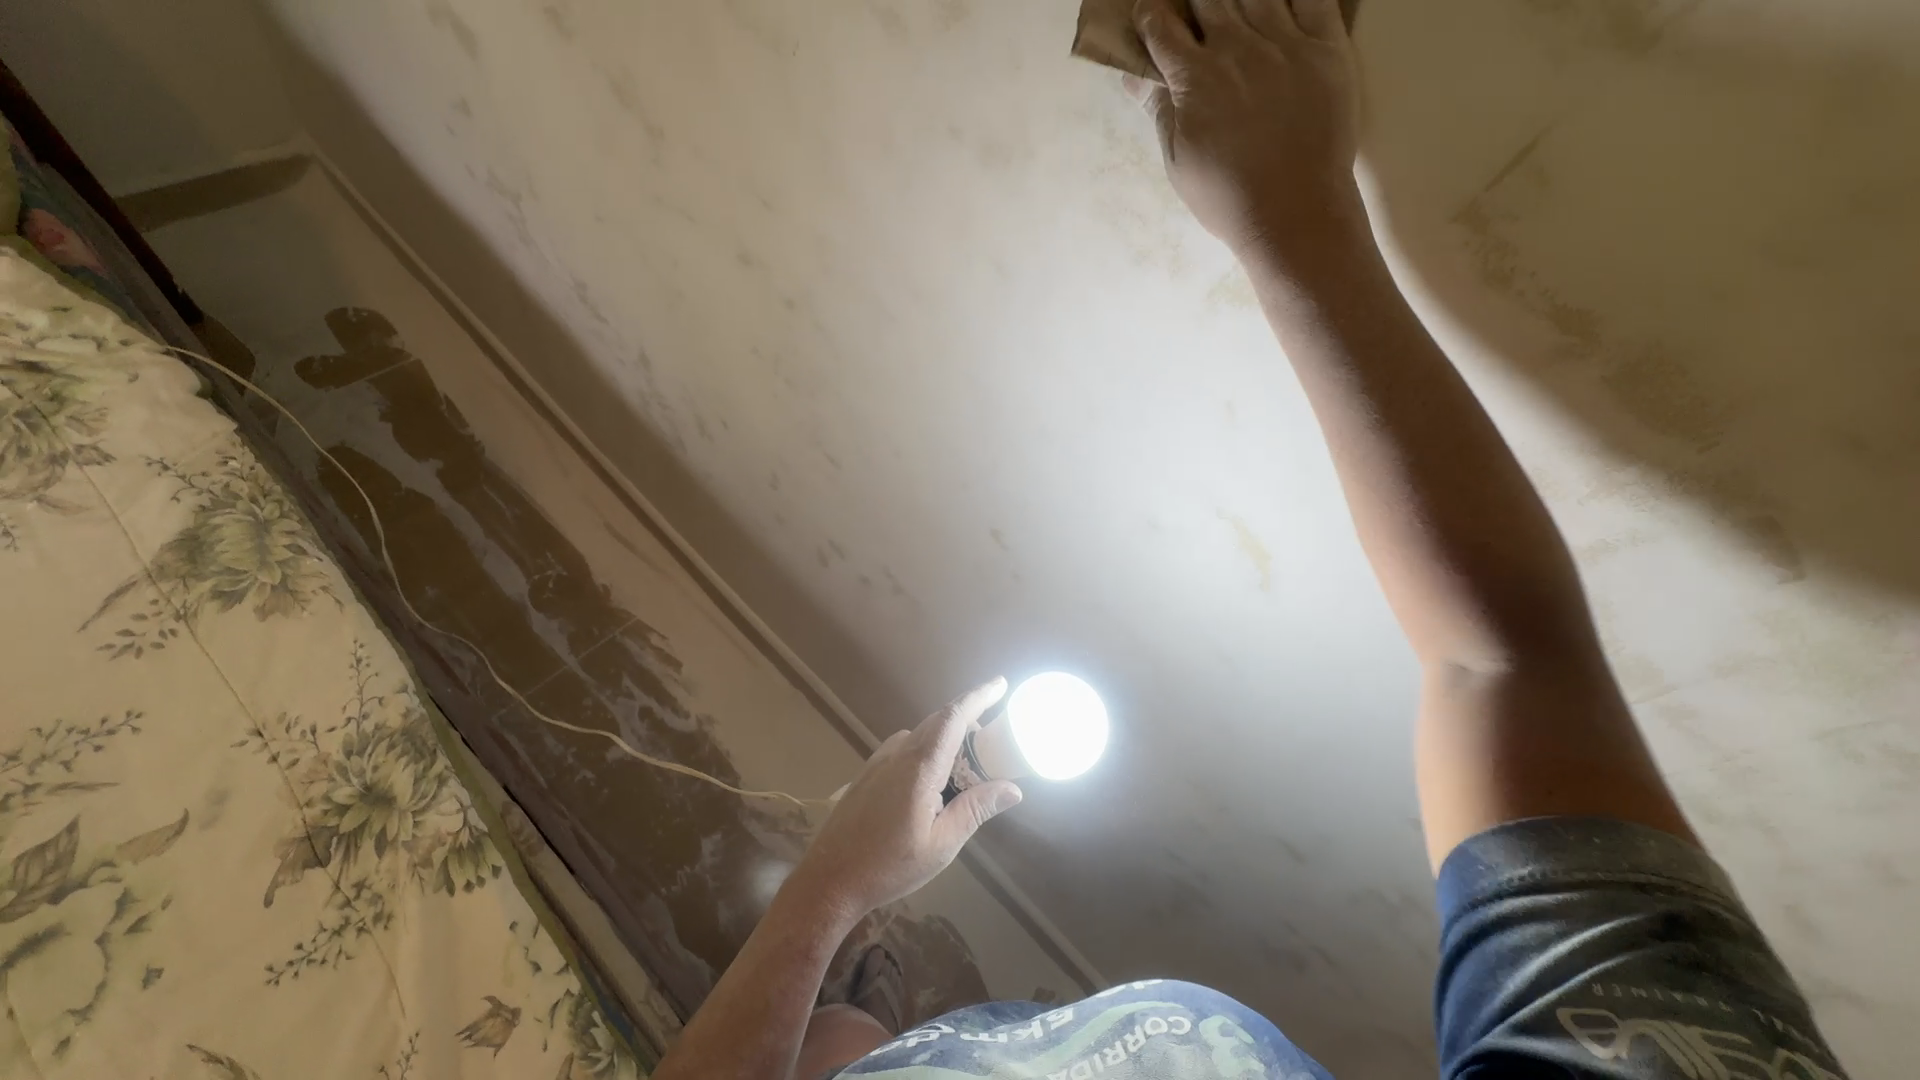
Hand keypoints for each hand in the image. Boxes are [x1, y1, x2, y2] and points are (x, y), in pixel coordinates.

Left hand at [788, 679, 1023, 919]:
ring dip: (944, 740)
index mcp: (920, 768)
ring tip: (964, 768)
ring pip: (919, 736)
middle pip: (937, 722)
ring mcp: (877, 762)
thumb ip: (975, 810)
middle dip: (967, 721)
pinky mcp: (866, 774)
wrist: (829, 880)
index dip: (978, 697)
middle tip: (992, 740)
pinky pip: (902, 749)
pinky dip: (925, 751)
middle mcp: (897, 755)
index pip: (953, 718)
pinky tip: (929, 784)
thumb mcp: (941, 845)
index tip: (1000, 685)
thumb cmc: (888, 866)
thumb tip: (1011, 789)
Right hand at [1126, 0, 1363, 260]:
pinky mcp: (1327, 47)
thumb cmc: (1225, 196)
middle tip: (1194, 10)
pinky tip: (1281, 2)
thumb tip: (1133, 77)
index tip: (1148, 15)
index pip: (1162, 28)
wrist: (1293, 210)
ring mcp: (1285, 42)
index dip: (1150, 16)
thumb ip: (1159, 111)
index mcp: (1194, 77)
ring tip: (1233, 7)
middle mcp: (1237, 46)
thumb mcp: (1178, 161)